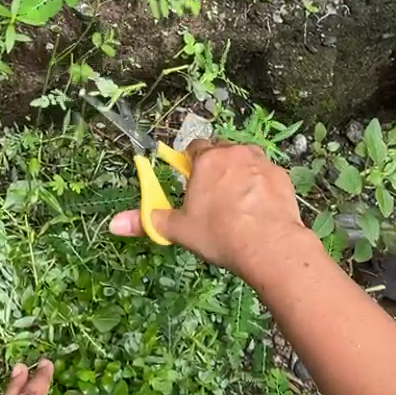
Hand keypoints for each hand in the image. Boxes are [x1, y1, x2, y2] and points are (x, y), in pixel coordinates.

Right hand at [107, 139, 310, 280]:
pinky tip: (259, 209)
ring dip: (239, 173)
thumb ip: (148, 221)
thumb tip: (113, 224)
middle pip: (221, 150)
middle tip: (212, 196)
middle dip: (216, 166)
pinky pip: (266, 175)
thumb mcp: (180, 229)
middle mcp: (235, 152)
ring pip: (245, 160)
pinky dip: (261, 186)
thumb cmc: (219, 234)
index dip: (192, 164)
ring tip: (237, 203)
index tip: (192, 182)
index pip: (195, 148)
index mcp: (207, 159)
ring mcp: (261, 162)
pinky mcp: (282, 176)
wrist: (270, 246)